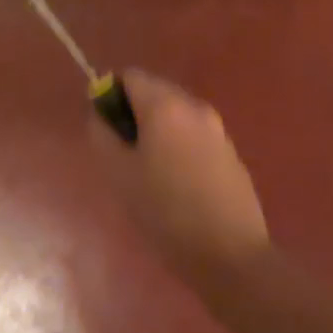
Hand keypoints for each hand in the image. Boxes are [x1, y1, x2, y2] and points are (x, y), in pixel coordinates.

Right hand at [96, 69, 271, 276]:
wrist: (231, 256)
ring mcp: (218, 130)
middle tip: (123, 148)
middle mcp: (194, 107)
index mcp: (164, 105)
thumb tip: (100, 113)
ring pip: (176, 113)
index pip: (129, 76)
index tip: (106, 126)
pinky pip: (195, 134)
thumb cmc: (165, 210)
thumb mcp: (117, 171)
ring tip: (150, 167)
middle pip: (154, 91)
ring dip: (158, 128)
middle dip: (134, 110)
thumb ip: (101, 132)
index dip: (110, 94)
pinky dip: (180, 144)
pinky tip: (178, 180)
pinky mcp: (231, 154)